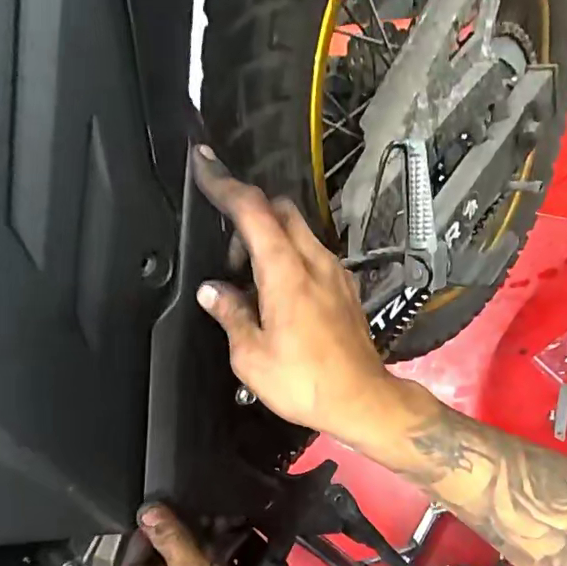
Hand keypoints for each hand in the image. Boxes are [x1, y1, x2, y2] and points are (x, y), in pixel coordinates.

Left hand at [119, 503, 309, 565]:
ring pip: (194, 563)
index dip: (145, 536)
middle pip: (165, 561)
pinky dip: (225, 552)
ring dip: (207, 540)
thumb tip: (147, 510)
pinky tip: (237, 532)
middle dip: (183, 535)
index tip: (164, 510)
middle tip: (197, 510)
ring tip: (223, 518)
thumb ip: (170, 538)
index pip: (132, 564)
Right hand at [190, 146, 415, 443]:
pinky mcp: (346, 289)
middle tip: (228, 253)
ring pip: (300, 231)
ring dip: (271, 238)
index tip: (205, 165)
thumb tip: (214, 292)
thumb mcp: (252, 356)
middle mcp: (315, 263)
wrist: (361, 400)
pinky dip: (292, 258)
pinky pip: (315, 256)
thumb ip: (230, 315)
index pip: (252, 209)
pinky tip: (280, 293)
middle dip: (249, 213)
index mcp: (285, 273)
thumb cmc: (307, 383)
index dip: (224, 184)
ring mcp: (336, 274)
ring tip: (251, 280)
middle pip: (280, 209)